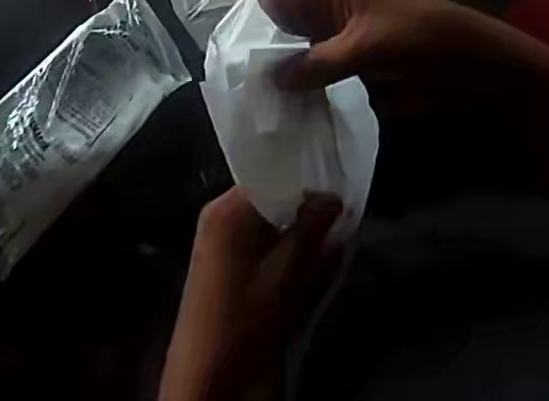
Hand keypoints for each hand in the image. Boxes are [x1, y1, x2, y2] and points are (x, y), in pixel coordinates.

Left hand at [159, 189, 341, 400]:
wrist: (206, 390)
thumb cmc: (242, 326)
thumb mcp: (284, 277)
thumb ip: (312, 230)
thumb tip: (335, 197)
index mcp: (227, 209)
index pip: (273, 170)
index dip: (307, 174)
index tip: (340, 177)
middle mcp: (222, 215)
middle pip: (273, 193)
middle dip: (307, 203)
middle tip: (342, 208)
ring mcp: (223, 239)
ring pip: (272, 217)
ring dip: (300, 227)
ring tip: (332, 231)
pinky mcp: (229, 263)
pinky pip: (264, 238)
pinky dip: (287, 243)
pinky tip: (313, 254)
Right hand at [259, 0, 548, 99]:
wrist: (463, 50)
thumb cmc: (415, 36)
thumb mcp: (364, 49)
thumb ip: (315, 64)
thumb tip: (271, 80)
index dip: (252, 24)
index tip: (236, 62)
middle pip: (278, 16)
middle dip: (262, 46)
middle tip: (244, 86)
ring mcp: (336, 16)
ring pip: (294, 36)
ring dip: (282, 61)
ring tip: (262, 97)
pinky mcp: (348, 38)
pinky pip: (313, 50)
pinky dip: (303, 69)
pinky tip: (291, 96)